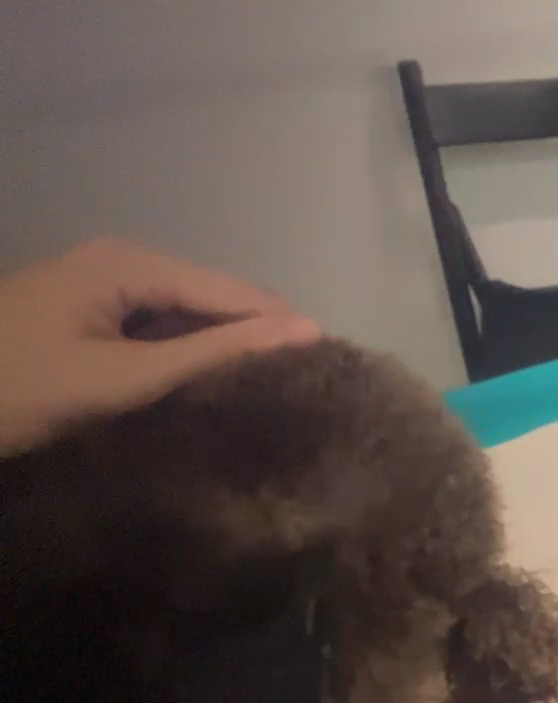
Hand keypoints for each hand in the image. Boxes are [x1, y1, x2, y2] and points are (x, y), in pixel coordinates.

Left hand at [0, 238, 319, 454]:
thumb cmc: (26, 389)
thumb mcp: (136, 373)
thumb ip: (226, 350)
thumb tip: (312, 331)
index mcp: (130, 264)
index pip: (238, 293)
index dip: (284, 329)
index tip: (329, 370)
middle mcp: (123, 259)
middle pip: (221, 296)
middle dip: (260, 334)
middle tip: (301, 382)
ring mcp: (107, 280)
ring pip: (201, 309)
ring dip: (233, 342)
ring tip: (272, 381)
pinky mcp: (98, 305)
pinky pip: (172, 319)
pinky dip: (199, 345)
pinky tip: (219, 373)